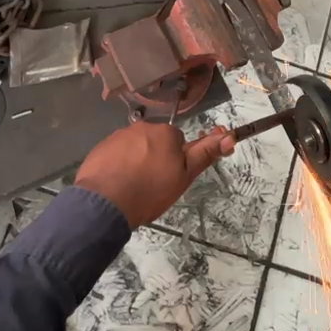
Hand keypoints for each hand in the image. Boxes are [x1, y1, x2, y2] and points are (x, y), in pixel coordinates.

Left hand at [74, 121, 235, 226]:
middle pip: (154, 142)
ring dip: (135, 161)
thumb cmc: (151, 190)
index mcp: (165, 133)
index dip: (174, 161)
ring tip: (132, 187)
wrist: (106, 203)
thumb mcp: (183, 176)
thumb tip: (229, 136)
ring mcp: (118, 136)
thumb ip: (204, 154)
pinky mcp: (100, 148)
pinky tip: (116, 184)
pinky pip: (115, 154)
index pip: (177, 141)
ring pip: (134, 147)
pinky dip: (117, 165)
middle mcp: (142, 127)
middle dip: (154, 158)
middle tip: (151, 185)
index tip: (167, 178)